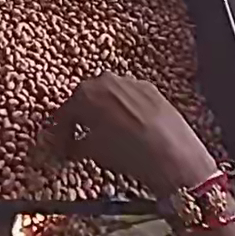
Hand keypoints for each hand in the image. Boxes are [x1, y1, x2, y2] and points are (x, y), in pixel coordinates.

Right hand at [54, 74, 217, 197]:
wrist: (173, 155)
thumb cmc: (128, 152)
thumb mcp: (93, 152)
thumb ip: (74, 145)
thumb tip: (70, 146)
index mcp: (84, 94)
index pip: (64, 113)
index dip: (61, 134)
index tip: (61, 147)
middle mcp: (105, 80)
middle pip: (86, 99)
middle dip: (82, 118)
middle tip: (80, 139)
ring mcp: (130, 82)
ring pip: (109, 95)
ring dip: (104, 112)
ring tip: (107, 135)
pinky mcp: (150, 88)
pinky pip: (129, 97)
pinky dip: (124, 110)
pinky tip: (129, 128)